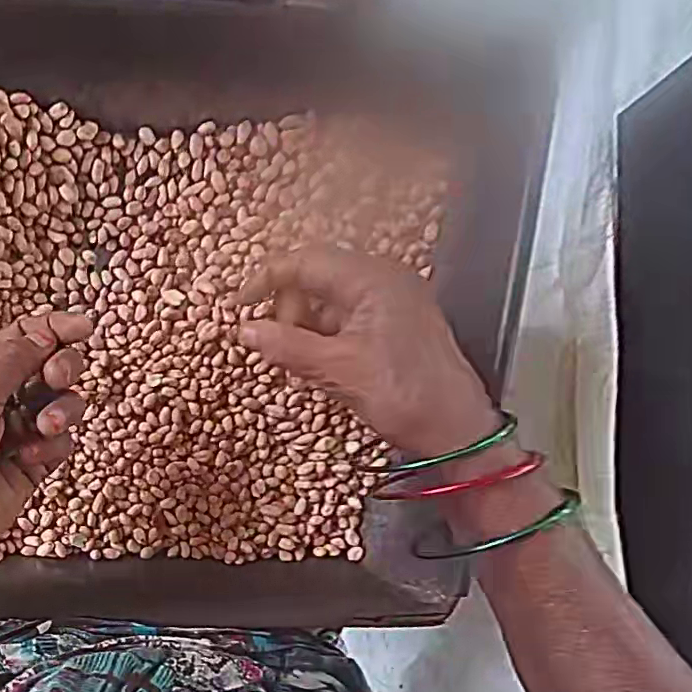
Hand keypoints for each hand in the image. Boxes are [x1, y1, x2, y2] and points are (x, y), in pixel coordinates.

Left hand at [0, 311, 91, 555]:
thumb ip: (9, 362)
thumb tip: (44, 331)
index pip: (21, 338)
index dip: (53, 328)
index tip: (83, 328)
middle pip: (49, 366)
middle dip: (62, 367)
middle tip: (57, 378)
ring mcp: (18, 432)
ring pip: (62, 404)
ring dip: (61, 410)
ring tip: (42, 428)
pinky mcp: (34, 463)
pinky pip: (61, 442)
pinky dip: (52, 447)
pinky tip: (28, 460)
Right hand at [236, 247, 497, 457]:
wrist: (453, 429)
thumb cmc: (404, 394)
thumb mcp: (337, 370)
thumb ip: (287, 346)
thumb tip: (245, 330)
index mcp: (373, 281)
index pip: (307, 261)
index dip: (266, 279)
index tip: (238, 306)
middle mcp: (381, 283)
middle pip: (314, 279)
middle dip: (285, 309)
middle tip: (275, 345)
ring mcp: (385, 306)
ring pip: (323, 304)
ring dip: (299, 328)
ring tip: (294, 362)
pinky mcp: (386, 330)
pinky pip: (338, 324)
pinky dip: (316, 341)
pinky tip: (313, 367)